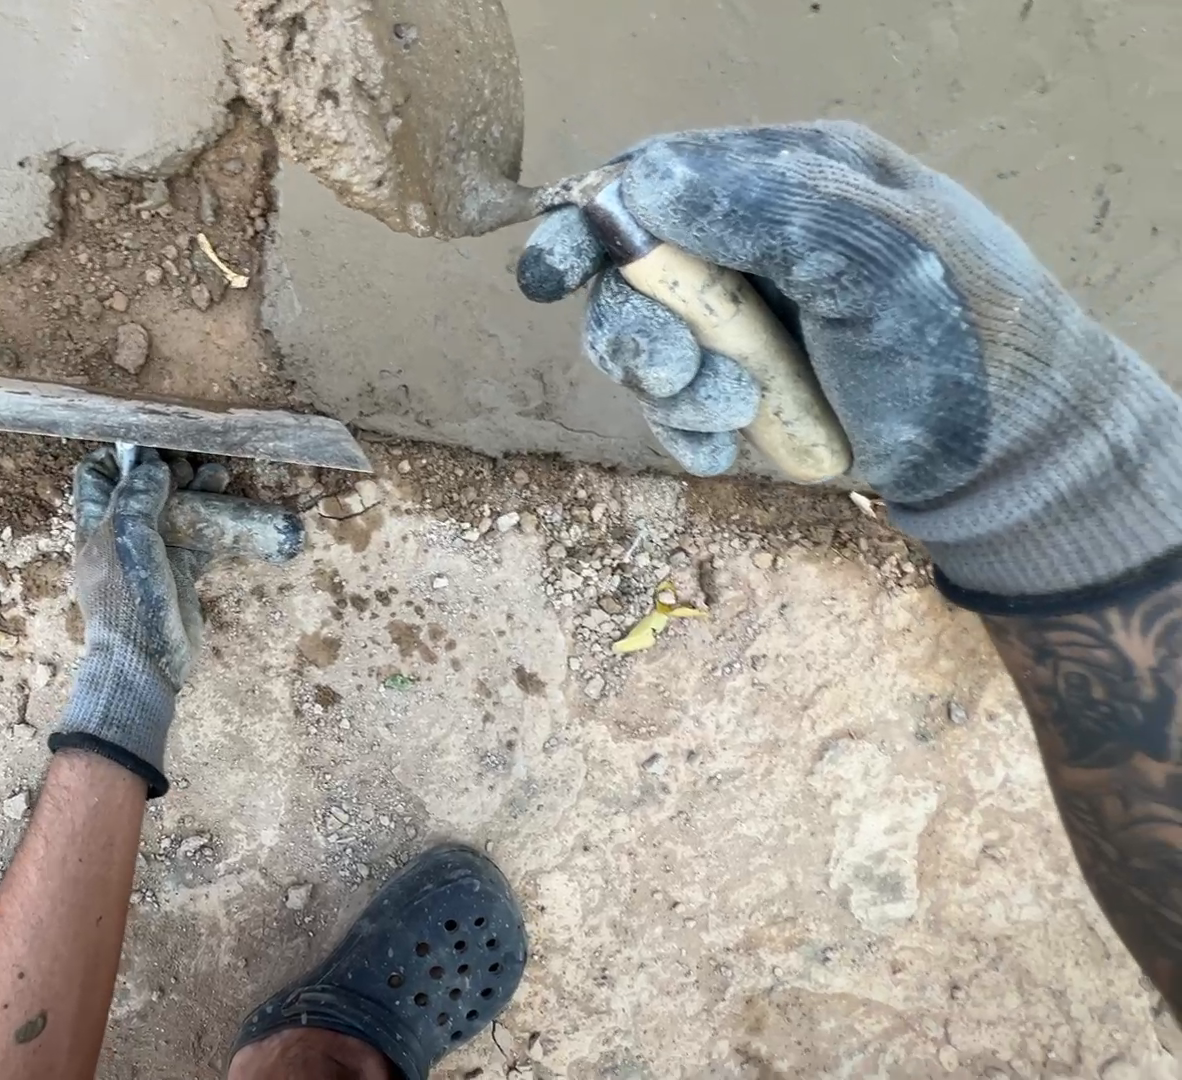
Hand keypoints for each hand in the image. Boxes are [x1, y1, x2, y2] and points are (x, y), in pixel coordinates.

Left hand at [49, 447, 248, 795]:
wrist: (146, 660)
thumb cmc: (127, 597)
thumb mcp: (125, 538)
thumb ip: (137, 497)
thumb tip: (155, 468)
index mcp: (94, 526)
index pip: (97, 477)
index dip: (121, 457)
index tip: (152, 448)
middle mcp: (120, 536)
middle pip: (142, 490)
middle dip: (168, 470)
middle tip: (191, 463)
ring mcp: (152, 555)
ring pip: (174, 511)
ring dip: (196, 489)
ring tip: (219, 473)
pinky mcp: (179, 573)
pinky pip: (197, 537)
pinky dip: (212, 518)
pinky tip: (229, 500)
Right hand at [518, 121, 1181, 596]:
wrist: (990, 446)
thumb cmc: (954, 331)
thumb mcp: (875, 254)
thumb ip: (763, 210)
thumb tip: (640, 183)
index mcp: (774, 187)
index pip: (652, 186)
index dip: (587, 225)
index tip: (549, 273)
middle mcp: (733, 251)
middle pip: (624, 281)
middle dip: (637, 333)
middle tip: (672, 372)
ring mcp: (720, 324)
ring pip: (632, 350)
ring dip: (671, 389)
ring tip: (738, 411)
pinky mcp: (714, 386)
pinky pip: (659, 409)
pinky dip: (684, 433)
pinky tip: (729, 448)